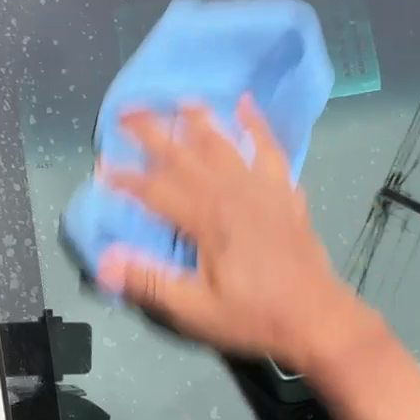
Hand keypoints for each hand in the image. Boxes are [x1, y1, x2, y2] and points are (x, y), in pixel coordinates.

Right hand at [97, 97, 383, 375]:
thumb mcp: (195, 309)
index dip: (127, 179)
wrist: (316, 318)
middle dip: (153, 133)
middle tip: (127, 113)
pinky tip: (246, 106)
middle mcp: (233, 193)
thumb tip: (105, 261)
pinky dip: (257, 126)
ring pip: (225, 144)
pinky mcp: (284, 194)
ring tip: (180, 101)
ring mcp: (262, 189)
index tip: (102, 169)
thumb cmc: (252, 316)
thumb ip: (150, 282)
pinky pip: (269, 149)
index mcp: (207, 219)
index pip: (157, 190)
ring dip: (200, 121)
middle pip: (186, 155)